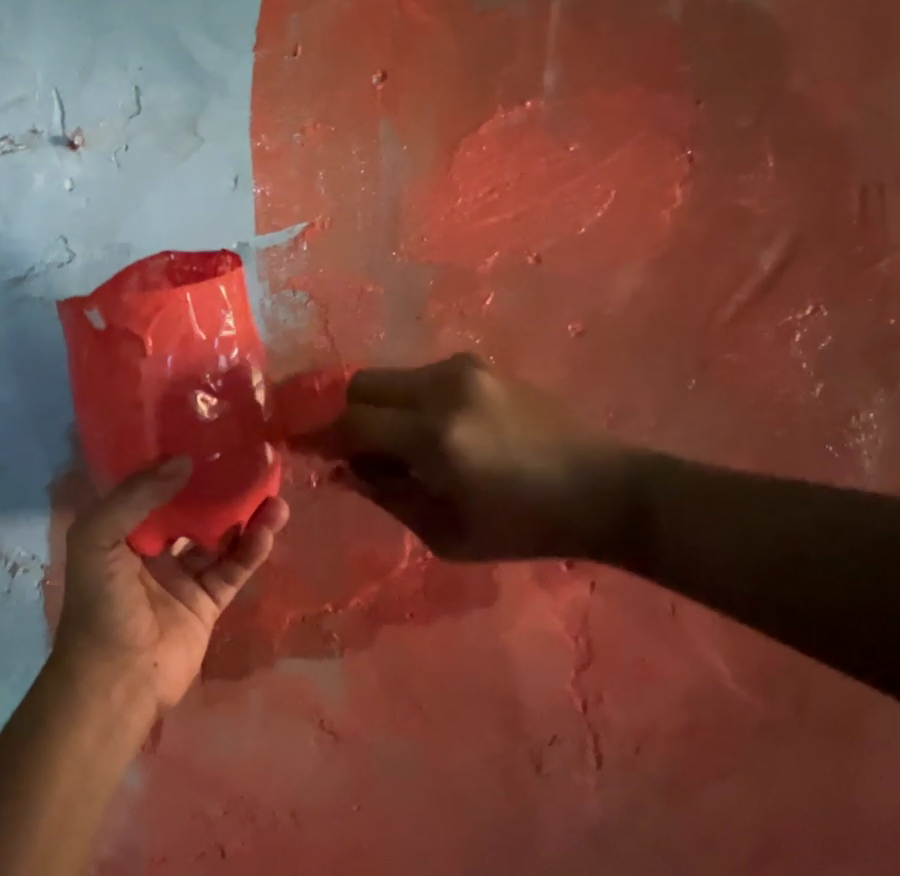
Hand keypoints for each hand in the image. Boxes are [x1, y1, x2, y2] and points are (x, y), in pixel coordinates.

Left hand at [52, 458, 289, 709]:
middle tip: (248, 460)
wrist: (116, 677)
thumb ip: (136, 496)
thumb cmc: (99, 602)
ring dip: (244, 514)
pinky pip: (233, 569)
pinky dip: (252, 549)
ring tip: (273, 489)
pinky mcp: (207, 603)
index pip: (149, 487)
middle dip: (217, 486)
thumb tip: (183, 462)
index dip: (174, 463)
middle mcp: (150, 548)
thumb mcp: (98, 536)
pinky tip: (269, 527)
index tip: (203, 437)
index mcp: (119, 529)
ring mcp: (181, 576)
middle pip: (190, 508)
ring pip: (218, 536)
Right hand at [322, 353, 639, 562]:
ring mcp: (465, 371)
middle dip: (340, 415)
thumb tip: (342, 469)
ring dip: (375, 409)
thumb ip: (386, 495)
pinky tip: (424, 434)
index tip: (291, 444)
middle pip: (360, 387)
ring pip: (388, 379)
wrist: (608, 490)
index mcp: (436, 437)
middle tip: (340, 447)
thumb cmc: (526, 526)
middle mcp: (444, 389)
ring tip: (390, 447)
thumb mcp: (446, 533)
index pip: (351, 424)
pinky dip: (405, 402)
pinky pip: (419, 378)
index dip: (316, 436)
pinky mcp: (481, 367)